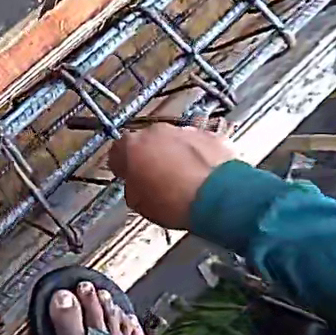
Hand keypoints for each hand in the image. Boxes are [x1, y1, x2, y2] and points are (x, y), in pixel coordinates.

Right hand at [107, 123, 237, 228]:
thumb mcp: (138, 203)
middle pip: (146, 142)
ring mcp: (183, 132)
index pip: (117, 151)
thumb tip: (136, 187)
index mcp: (130, 145)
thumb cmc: (176, 201)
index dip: (122, 166)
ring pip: (173, 141)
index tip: (127, 175)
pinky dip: (198, 155)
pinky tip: (200, 175)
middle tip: (156, 178)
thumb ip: (132, 187)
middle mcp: (154, 132)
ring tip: (182, 179)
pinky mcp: (209, 136)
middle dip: (149, 157)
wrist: (218, 198)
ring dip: (174, 155)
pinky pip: (198, 144)